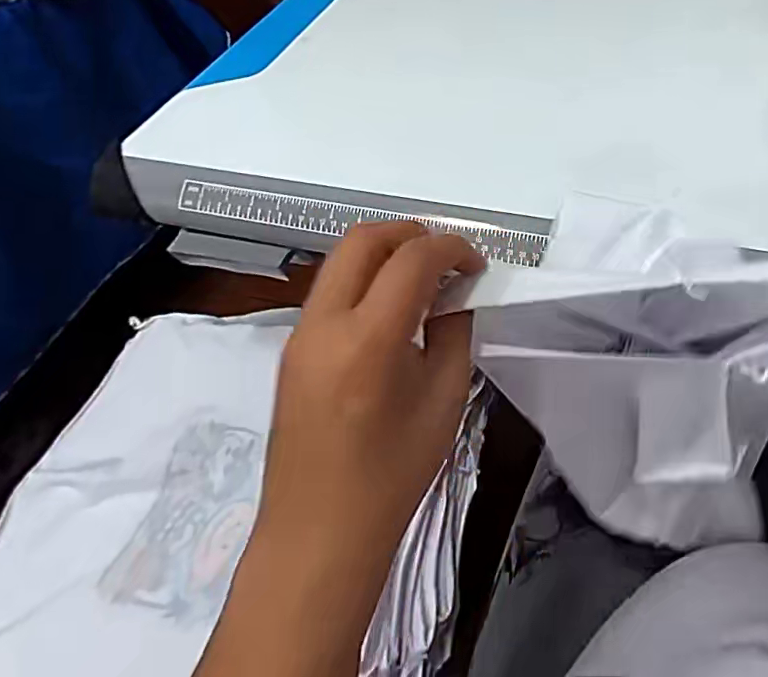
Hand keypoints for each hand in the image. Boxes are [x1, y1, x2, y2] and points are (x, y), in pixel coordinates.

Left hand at [200, 222, 482, 676]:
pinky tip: (393, 309)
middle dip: (412, 233)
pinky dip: (366, 279)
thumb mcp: (445, 396)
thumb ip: (453, 330)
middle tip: (447, 258)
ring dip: (386, 253)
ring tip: (424, 280)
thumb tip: (455, 293)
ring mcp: (299, 333)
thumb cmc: (394, 473)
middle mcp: (324, 323)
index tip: (476, 266)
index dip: (452, 248)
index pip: (413, 258)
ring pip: (342, 259)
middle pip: (365, 239)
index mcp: (368, 339)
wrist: (319, 533)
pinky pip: (331, 289)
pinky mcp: (291, 347)